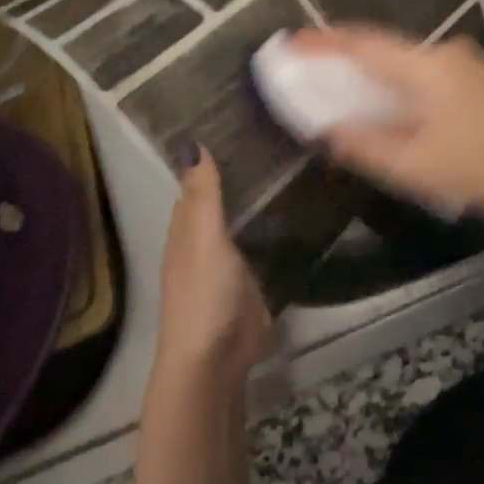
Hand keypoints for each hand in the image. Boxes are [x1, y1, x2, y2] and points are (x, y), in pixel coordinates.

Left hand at [155, 146, 272, 378]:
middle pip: (220, 203)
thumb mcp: (203, 238)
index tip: (235, 125)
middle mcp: (205, 243)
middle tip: (274, 136)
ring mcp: (230, 265)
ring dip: (259, 200)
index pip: (195, 186)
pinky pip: (262, 246)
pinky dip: (274, 228)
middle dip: (239, 175)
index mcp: (186, 231)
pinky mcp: (253, 283)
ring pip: (243, 223)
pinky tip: (297, 210)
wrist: (216, 359)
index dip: (209, 159)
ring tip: (291, 163)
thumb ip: (203, 195)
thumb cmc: (203, 293)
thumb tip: (191, 143)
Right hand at [287, 27, 483, 219]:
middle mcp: (448, 51)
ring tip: (346, 89)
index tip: (291, 41)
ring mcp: (470, 61)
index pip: (364, 44)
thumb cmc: (481, 170)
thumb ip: (366, 145)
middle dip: (347, 57)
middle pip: (385, 47)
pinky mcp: (483, 77)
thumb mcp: (415, 166)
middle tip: (313, 69)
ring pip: (408, 60)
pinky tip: (394, 106)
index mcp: (428, 66)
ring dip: (376, 73)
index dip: (324, 42)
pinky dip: (403, 83)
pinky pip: (429, 71)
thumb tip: (330, 131)